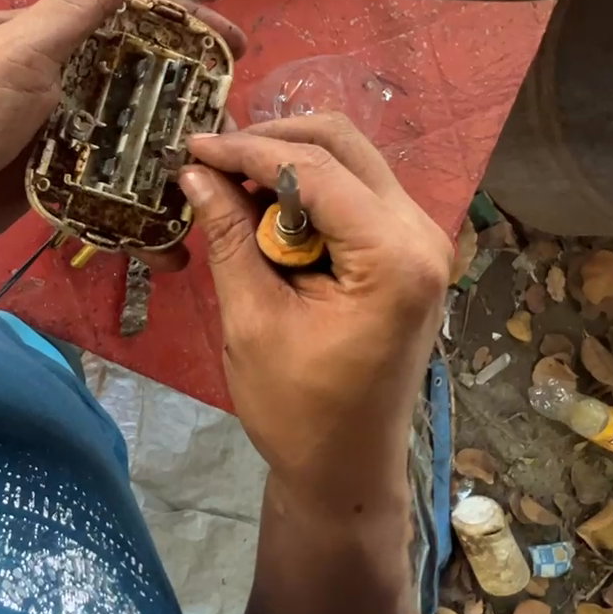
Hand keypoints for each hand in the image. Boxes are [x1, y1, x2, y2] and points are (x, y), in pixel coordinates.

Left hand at [0, 0, 245, 258]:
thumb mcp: (19, 52)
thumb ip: (76, 4)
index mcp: (53, 40)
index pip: (134, 20)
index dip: (189, 30)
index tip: (238, 48)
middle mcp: (60, 83)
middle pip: (139, 86)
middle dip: (187, 105)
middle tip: (233, 131)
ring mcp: (56, 137)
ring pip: (125, 142)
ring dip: (166, 161)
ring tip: (215, 184)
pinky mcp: (50, 185)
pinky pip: (102, 191)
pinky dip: (132, 209)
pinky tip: (169, 236)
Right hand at [179, 116, 452, 518]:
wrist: (345, 469)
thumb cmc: (296, 409)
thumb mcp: (251, 319)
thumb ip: (227, 235)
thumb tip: (195, 172)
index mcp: (393, 258)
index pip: (315, 170)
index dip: (248, 151)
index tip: (192, 146)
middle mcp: (420, 234)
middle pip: (342, 146)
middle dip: (270, 144)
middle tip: (210, 161)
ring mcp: (418, 240)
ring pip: (348, 161)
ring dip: (285, 164)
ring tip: (228, 186)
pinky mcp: (403, 251)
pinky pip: (351, 192)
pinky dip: (303, 190)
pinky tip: (261, 210)